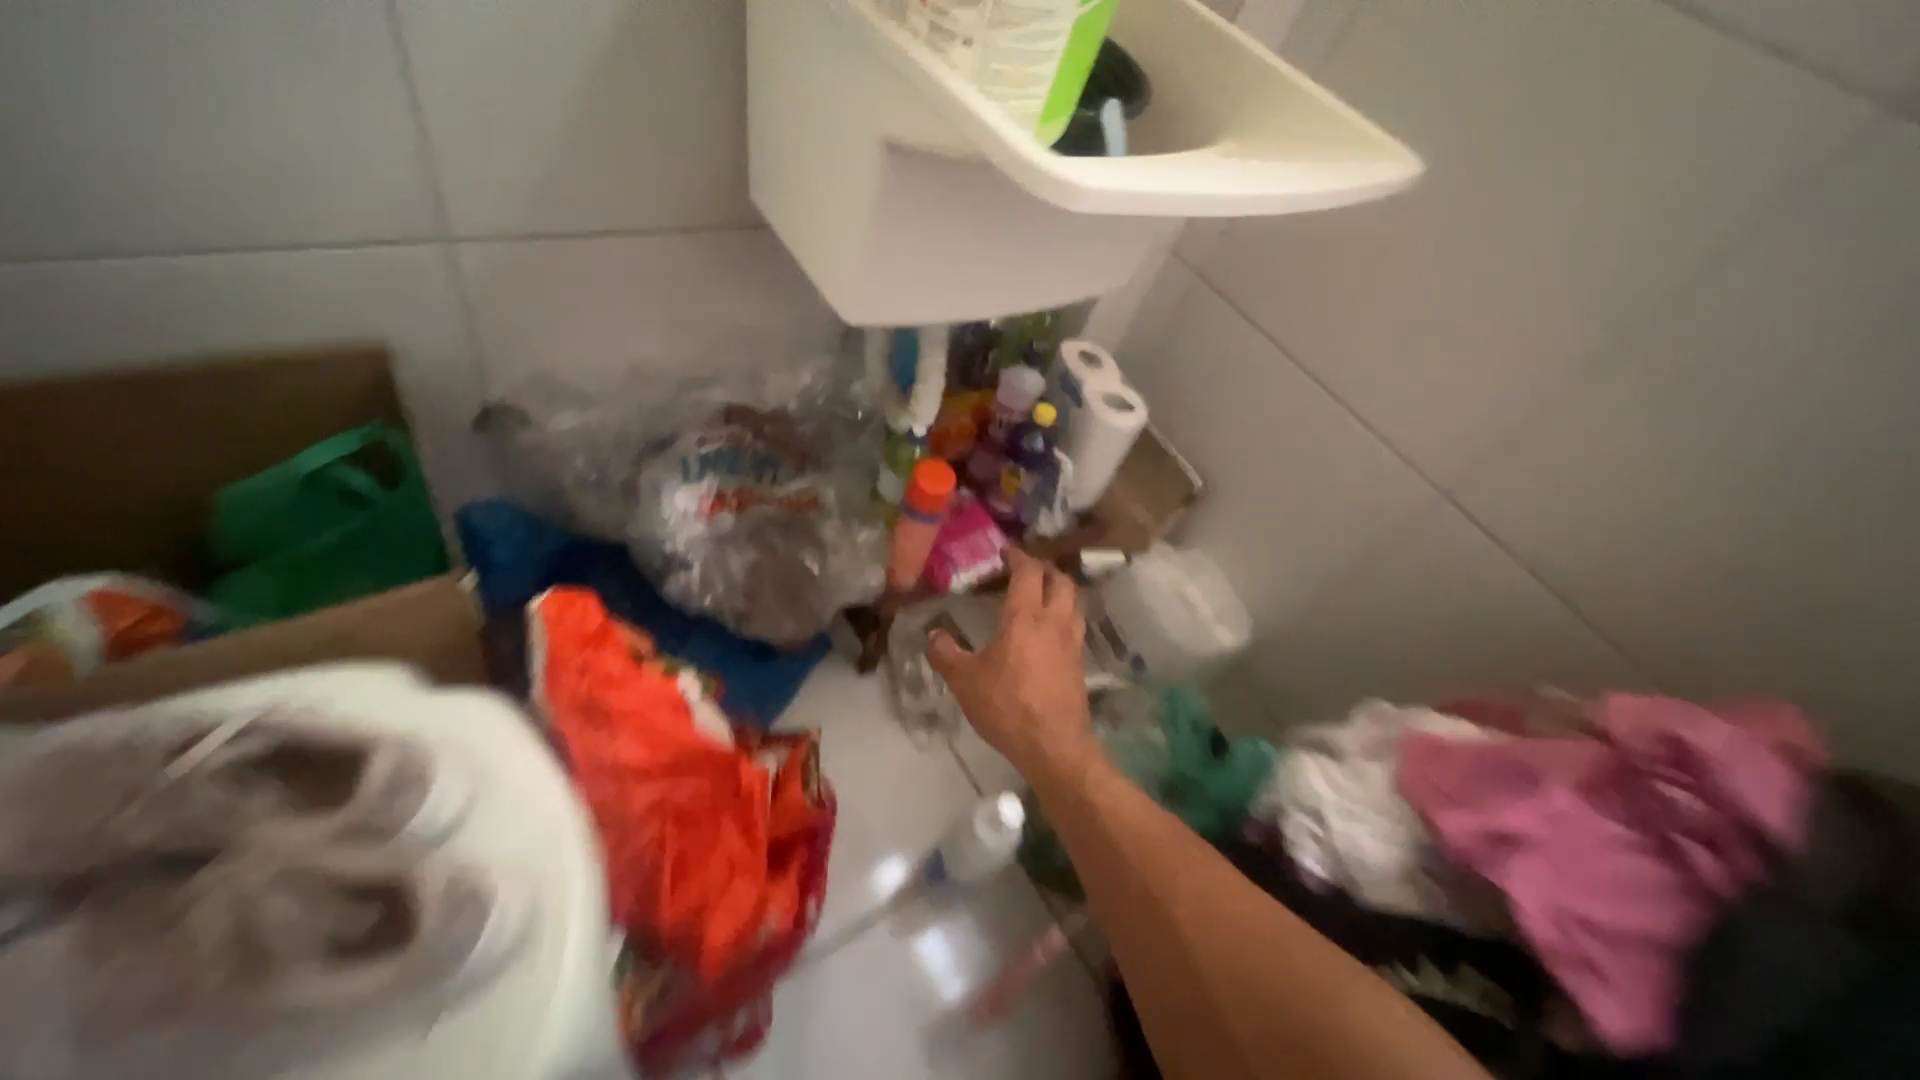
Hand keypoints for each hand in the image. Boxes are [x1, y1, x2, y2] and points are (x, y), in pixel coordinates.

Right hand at [927, 550, 1098, 781]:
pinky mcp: (1080, 663)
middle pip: (1060, 580)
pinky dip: (1064, 617)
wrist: (1053, 745)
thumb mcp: (964, 681)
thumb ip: (946, 653)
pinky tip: (1050, 632)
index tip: (1007, 552)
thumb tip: (934, 634)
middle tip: (1026, 570)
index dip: (1019, 557)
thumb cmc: (1006, 706)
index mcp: (1025, 616)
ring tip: (1042, 596)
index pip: (1028, 572)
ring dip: (1060, 590)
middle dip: (1045, 569)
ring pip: (1074, 602)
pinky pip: (1075, 627)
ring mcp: (1072, 642)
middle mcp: (1054, 621)